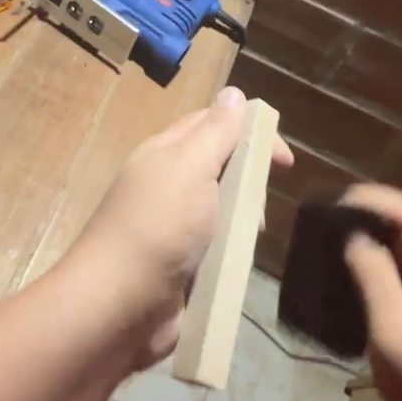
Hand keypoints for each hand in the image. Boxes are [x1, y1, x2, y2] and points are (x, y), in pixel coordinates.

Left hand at [68, 86, 291, 366]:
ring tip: (246, 239)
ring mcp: (171, 228)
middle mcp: (166, 184)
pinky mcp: (178, 266)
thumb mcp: (190, 166)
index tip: (284, 161)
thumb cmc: (158, 227)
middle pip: (221, 168)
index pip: (213, 124)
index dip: (250, 132)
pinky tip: (236, 266)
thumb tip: (234, 93)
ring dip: (241, 222)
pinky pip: (215, 249)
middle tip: (257, 209)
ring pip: (222, 211)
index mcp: (165, 152)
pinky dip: (230, 254)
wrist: (117, 308)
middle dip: (249, 183)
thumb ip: (215, 132)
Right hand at [343, 185, 401, 400]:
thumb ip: (375, 277)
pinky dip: (378, 258)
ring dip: (373, 235)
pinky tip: (352, 260)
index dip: (376, 201)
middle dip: (371, 214)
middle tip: (328, 216)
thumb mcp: (394, 335)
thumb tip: (353, 233)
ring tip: (334, 232)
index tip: (336, 201)